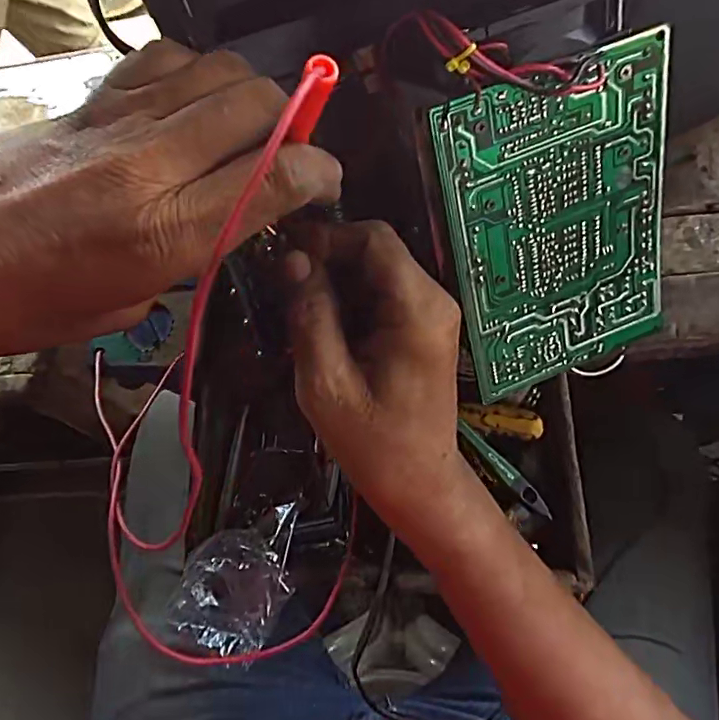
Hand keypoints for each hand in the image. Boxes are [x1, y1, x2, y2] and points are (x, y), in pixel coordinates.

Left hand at [0, 41, 341, 388]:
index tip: (326, 177)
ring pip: (218, 70)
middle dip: (295, 120)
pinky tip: (189, 99)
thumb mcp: (121, 306)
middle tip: (290, 147)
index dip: (318, 170)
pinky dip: (194, 71)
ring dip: (250, 90)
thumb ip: (187, 254)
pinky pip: (163, 60)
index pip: (276, 177)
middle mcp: (149, 167)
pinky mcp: (84, 100)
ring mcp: (114, 123)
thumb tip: (226, 217)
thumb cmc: (11, 307)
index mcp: (164, 234)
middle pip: (257, 105)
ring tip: (246, 121)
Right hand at [284, 221, 486, 541]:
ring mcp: (431, 311)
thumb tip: (294, 260)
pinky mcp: (421, 324)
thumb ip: (311, 316)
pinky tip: (324, 324)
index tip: (286, 251)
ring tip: (299, 306)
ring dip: (336, 280)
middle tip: (285, 282)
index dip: (328, 236)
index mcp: (418, 309)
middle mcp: (433, 300)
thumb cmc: (375, 445)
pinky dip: (349, 299)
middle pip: (377, 250)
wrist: (419, 483)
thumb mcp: (327, 385)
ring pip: (376, 269)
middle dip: (328, 259)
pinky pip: (381, 292)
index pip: (375, 239)